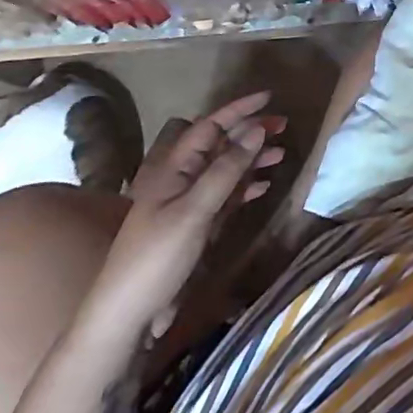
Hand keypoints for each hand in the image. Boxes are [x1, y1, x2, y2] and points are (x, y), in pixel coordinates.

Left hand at [82, 92, 284, 341]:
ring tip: (281, 155)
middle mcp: (182, 178)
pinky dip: (245, 188)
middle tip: (284, 126)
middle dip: (250, 132)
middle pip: (220, 144)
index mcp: (175, 167)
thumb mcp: (194, 211)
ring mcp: (188, 202)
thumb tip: (255, 130)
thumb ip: (226, 169)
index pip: (211, 126)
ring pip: (225, 169)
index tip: (269, 97)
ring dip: (252, 159)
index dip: (239, 109)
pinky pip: (225, 196)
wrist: (128, 315)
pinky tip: (264, 187)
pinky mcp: (194, 226)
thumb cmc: (157, 257)